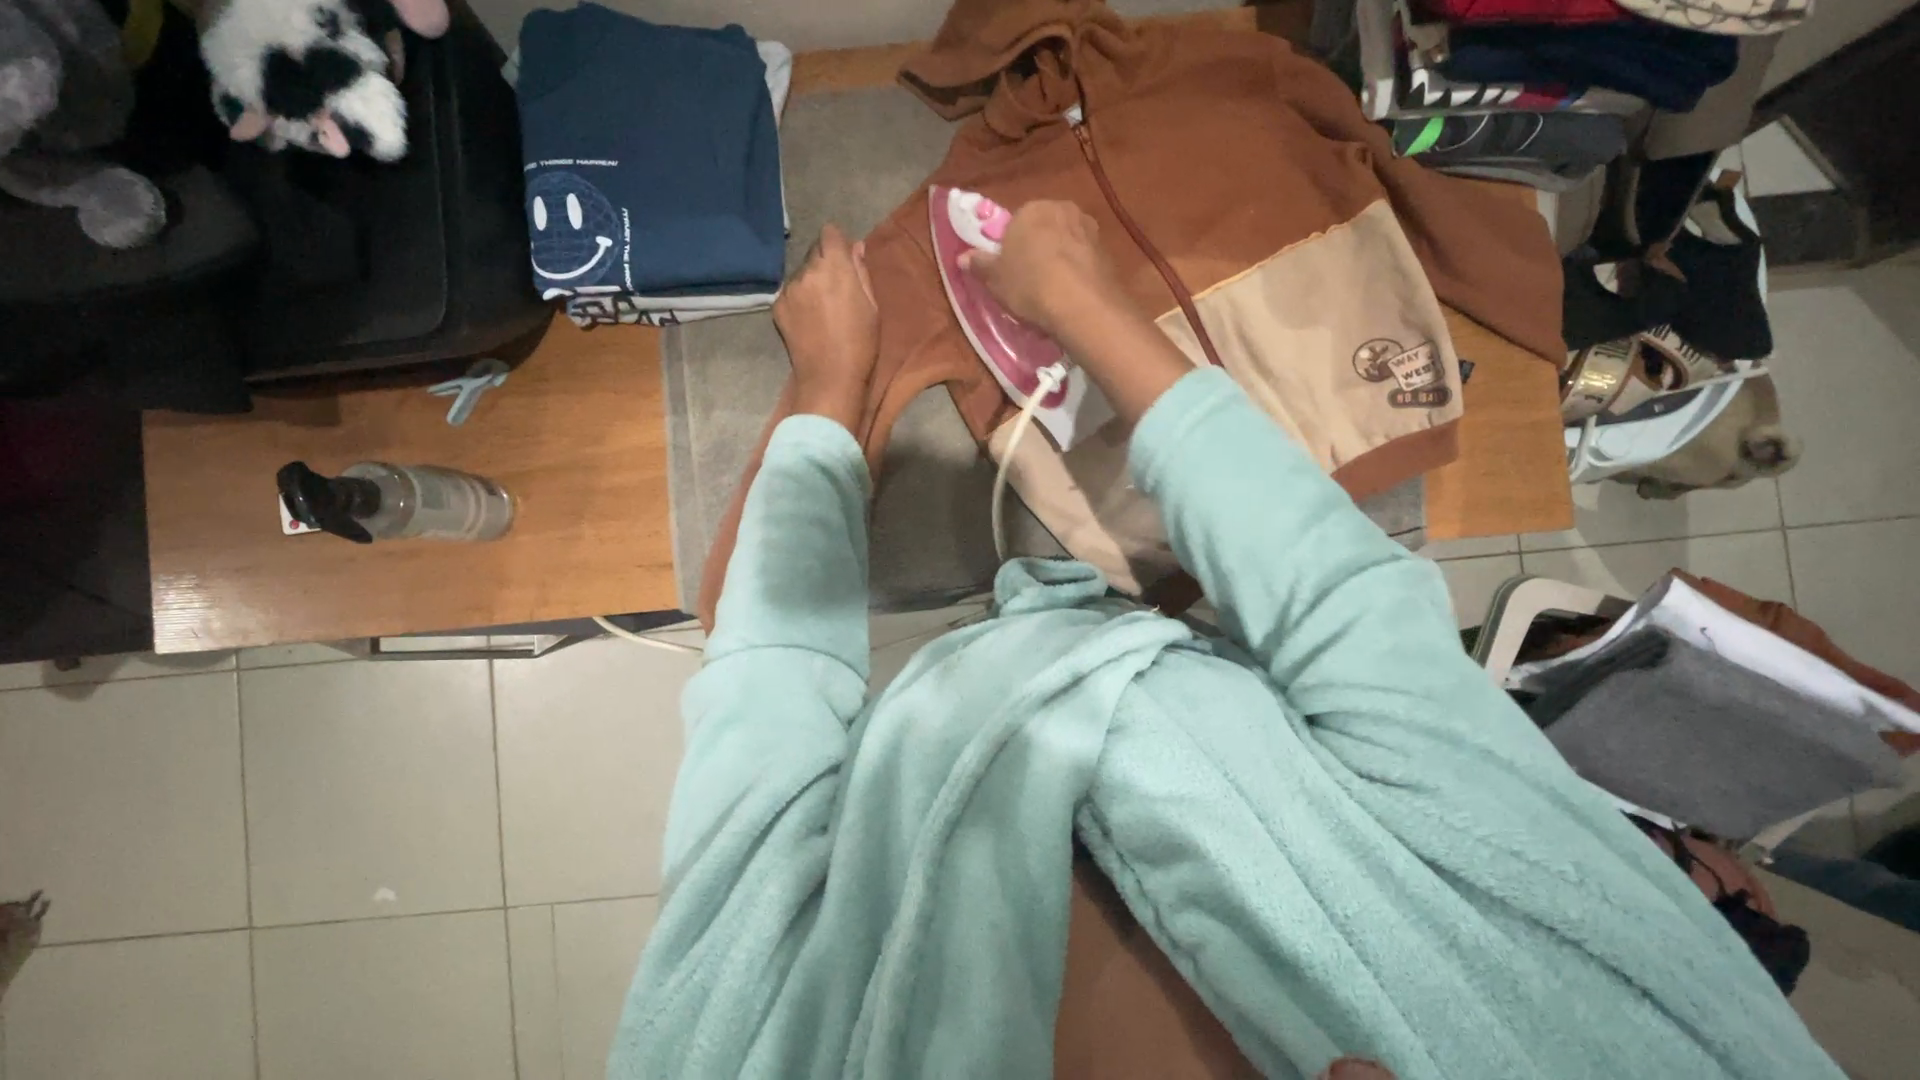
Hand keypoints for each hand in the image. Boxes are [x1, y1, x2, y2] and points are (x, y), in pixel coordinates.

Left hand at [775, 224, 878, 433]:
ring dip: (811, 282)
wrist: (830, 379)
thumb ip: (861, 271)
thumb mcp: (872, 306)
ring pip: (801, 273)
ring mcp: (789, 289)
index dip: (838, 242)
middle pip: (814, 251)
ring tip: (823, 309)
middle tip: (837, 290)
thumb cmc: (861, 344)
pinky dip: (799, 300)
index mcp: (835, 267)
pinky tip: (810, 321)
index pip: (829, 232)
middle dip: (825, 263)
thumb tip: (855, 247)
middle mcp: (807, 271)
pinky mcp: (778, 307)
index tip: (844, 258)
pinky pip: (790, 293)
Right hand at [962, 200, 1127, 338]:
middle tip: (1030, 279)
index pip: (1016, 221)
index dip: (1011, 246)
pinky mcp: (1106, 250)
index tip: (1009, 268)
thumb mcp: (996, 279)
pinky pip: (1084, 257)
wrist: (1081, 305)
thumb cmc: (1029, 285)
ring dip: (1060, 258)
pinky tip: (1071, 293)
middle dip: (1037, 247)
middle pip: (1044, 227)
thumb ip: (980, 265)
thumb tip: (963, 257)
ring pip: (1066, 241)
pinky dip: (1077, 270)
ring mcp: (1088, 228)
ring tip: (1053, 289)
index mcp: (1031, 208)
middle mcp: (1062, 209)